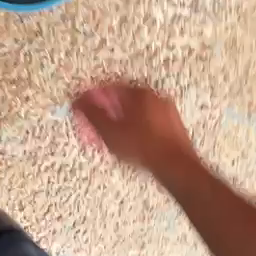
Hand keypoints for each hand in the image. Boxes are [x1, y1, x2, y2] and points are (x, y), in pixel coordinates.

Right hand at [72, 83, 199, 176]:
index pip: (109, 89)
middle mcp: (155, 98)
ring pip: (135, 112)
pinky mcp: (172, 127)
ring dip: (120, 122)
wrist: (175, 167)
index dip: (92, 99)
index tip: (83, 108)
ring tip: (110, 139)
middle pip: (123, 100)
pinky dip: (134, 129)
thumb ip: (92, 114)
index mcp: (140, 94)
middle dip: (106, 113)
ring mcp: (166, 112)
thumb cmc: (146, 149)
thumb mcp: (110, 132)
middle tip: (95, 126)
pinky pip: (147, 122)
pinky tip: (129, 144)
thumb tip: (80, 102)